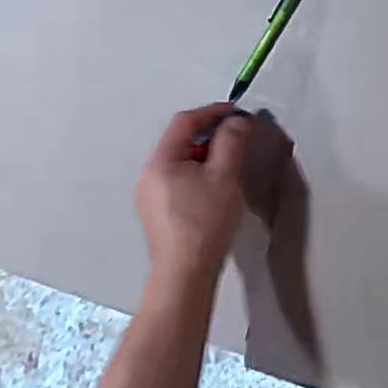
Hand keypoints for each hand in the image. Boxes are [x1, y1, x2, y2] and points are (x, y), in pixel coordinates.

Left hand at [137, 103, 251, 288]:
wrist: (186, 275)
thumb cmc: (205, 222)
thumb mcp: (224, 175)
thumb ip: (231, 141)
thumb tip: (237, 121)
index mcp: (160, 161)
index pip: (185, 122)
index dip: (212, 112)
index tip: (236, 112)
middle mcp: (149, 175)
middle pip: (181, 141)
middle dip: (210, 134)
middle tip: (237, 136)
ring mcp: (150, 196)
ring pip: (181, 162)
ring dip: (206, 155)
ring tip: (231, 162)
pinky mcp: (158, 214)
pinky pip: (179, 180)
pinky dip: (199, 173)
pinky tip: (216, 188)